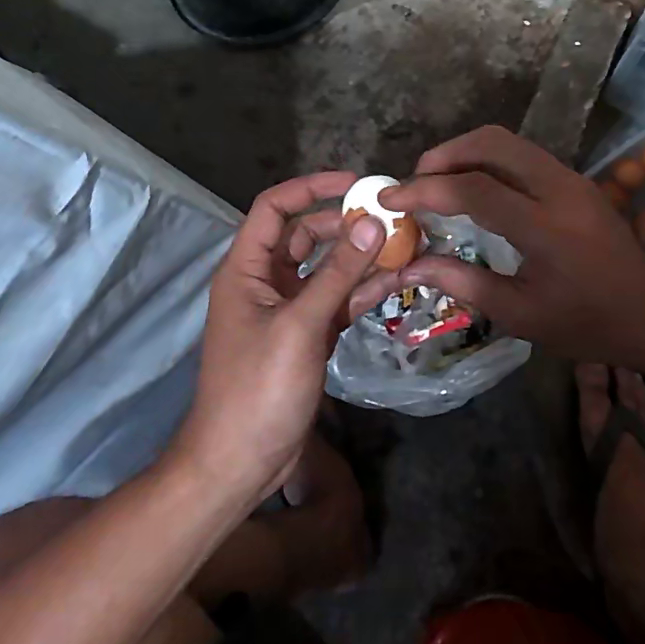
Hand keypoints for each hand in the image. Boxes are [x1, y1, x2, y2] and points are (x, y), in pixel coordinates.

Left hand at [172, 172, 388, 507]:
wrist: (240, 460)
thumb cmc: (258, 387)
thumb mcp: (300, 325)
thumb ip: (336, 274)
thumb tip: (370, 223)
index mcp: (246, 268)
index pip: (274, 208)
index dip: (310, 188)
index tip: (355, 183)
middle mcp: (264, 282)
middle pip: (304, 236)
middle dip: (344, 224)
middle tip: (390, 217)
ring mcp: (286, 310)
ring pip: (324, 270)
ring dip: (358, 259)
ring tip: (403, 244)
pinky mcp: (305, 337)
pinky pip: (334, 302)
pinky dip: (360, 292)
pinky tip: (394, 282)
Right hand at [379, 126, 644, 364]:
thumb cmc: (586, 323)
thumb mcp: (521, 315)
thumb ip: (463, 283)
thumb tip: (410, 266)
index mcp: (548, 230)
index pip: (476, 191)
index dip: (425, 190)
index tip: (390, 200)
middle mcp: (560, 190)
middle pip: (491, 143)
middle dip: (443, 155)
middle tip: (415, 183)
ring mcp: (569, 178)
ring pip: (505, 141)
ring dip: (462, 153)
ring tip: (434, 183)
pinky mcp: (572, 178)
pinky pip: (518, 154)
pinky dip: (484, 161)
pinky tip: (468, 189)